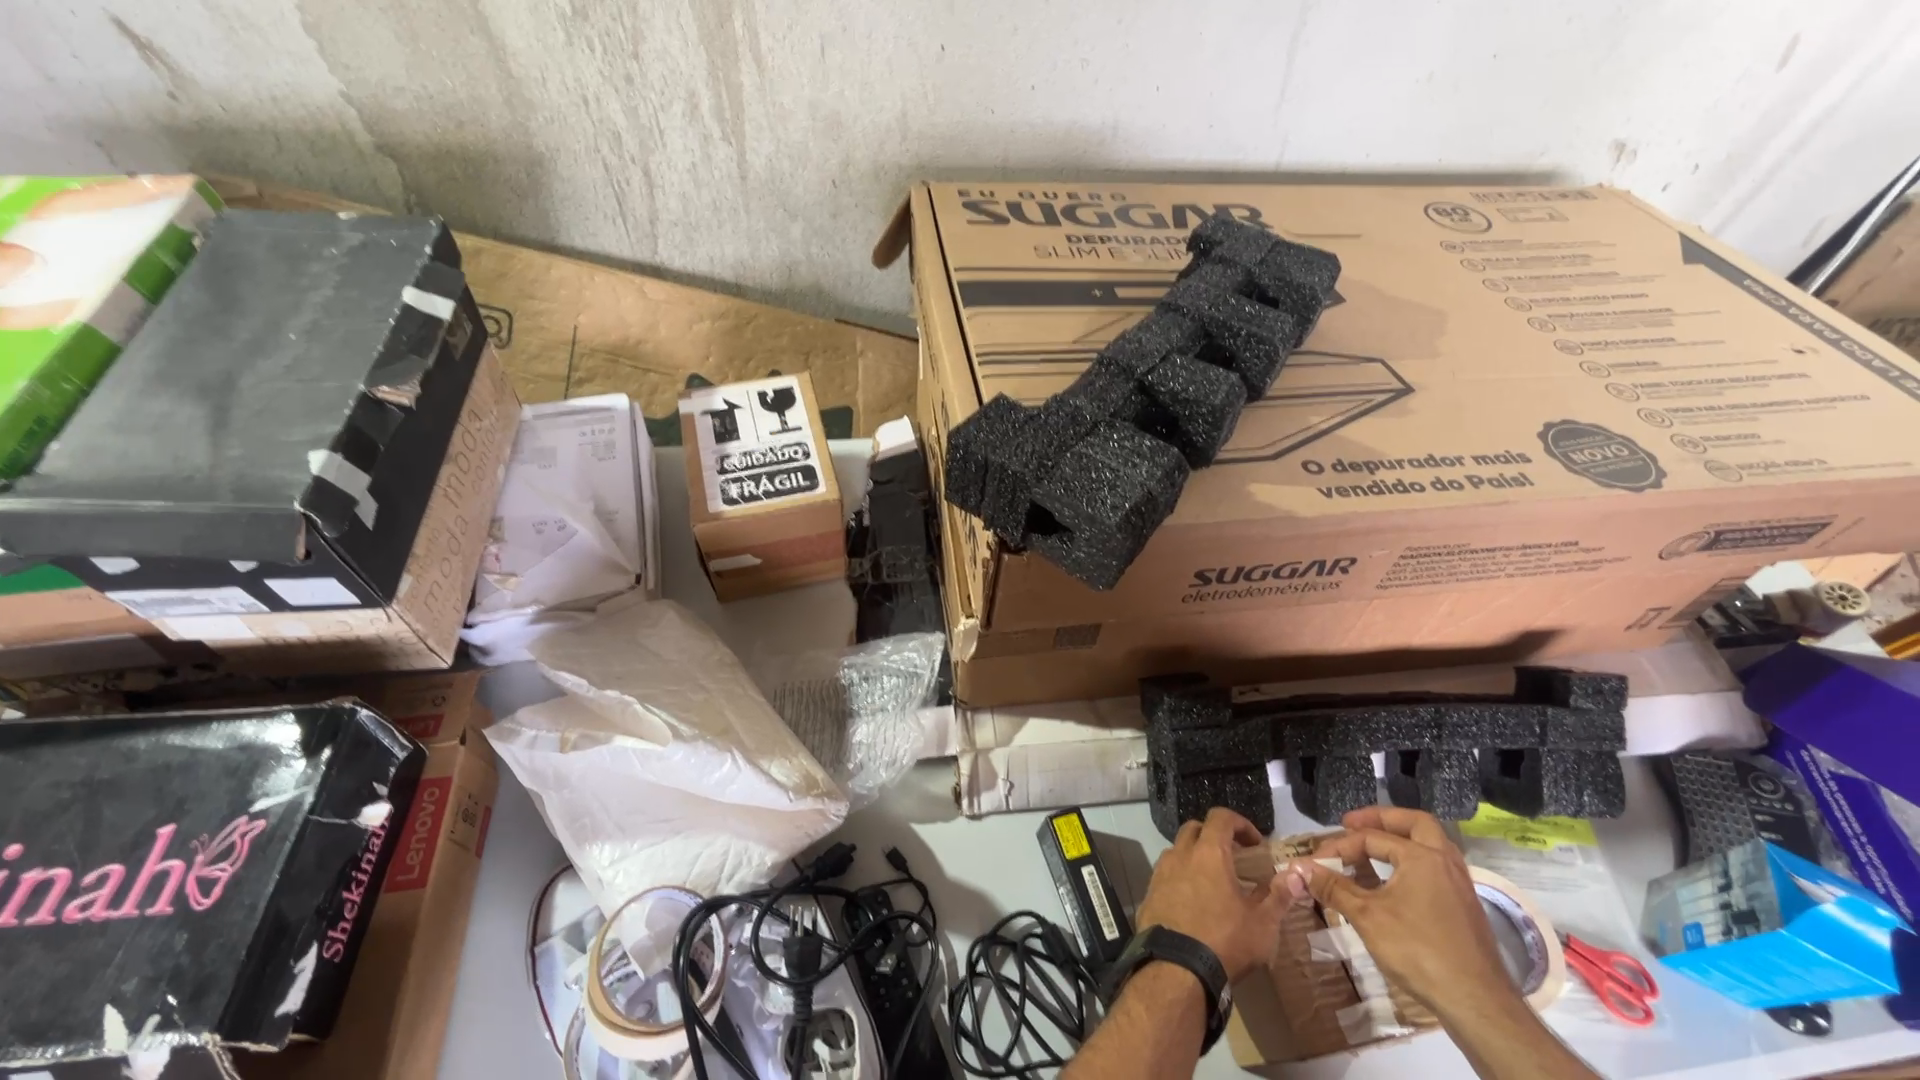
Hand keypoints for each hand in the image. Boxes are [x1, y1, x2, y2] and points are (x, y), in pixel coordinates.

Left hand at [1136, 807, 1286, 980]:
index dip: (1240, 823)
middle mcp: (1180, 856)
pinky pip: (1165, 876)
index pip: (1220, 817)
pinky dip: (1179, 879)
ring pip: (1176, 851)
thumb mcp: (1262, 923)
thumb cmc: (1225, 941)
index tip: (1255, 843)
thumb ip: (1279, 895)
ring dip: (1194, 857)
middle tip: (1233, 857)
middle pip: (1194, 828)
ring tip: (1213, 882)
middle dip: (1214, 835)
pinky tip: (1192, 904)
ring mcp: (1159, 875)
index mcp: (1208, 854)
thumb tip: (1296, 875)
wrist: (1176, 971)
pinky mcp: (1148, 896)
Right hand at [1288, 807, 1517, 1020]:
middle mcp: (1445, 862)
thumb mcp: (1367, 917)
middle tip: (1352, 824)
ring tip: (1371, 850)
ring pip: (1430, 846)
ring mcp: (1459, 885)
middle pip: (1415, 823)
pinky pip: (1435, 869)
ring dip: (1400, 840)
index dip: (1338, 847)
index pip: (1371, 838)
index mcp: (1423, 857)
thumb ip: (1334, 888)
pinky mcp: (1464, 906)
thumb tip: (1299, 867)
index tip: (1314, 862)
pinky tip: (1394, 883)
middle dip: (1381, 819)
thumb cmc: (1419, 951)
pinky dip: (1412, 864)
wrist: (1476, 1001)